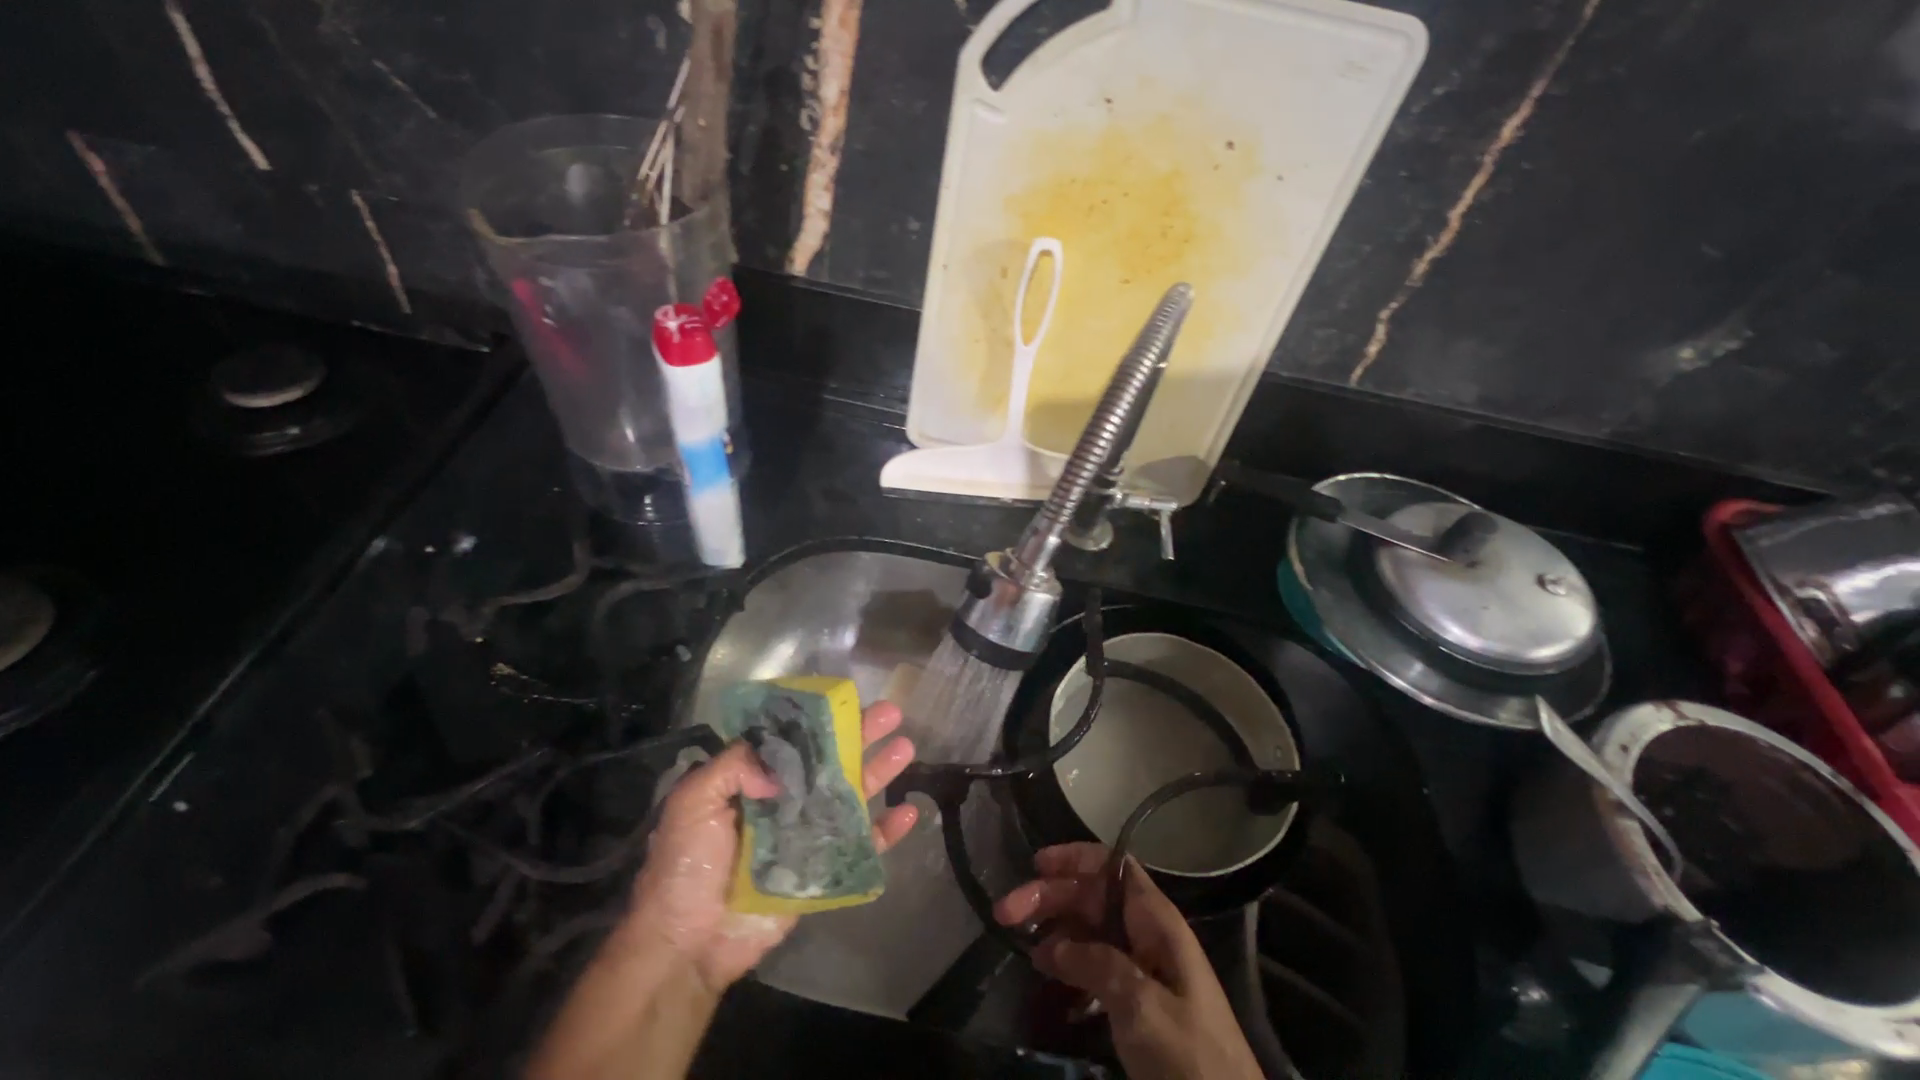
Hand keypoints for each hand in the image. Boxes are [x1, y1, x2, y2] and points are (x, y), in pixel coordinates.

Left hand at [624, 701, 918, 993]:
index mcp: (750, 783)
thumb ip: (735, 766)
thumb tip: (784, 764)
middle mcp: (782, 803)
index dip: (820, 721)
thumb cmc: (685, 866)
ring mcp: (805, 838)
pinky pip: (860, 847)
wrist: (688, 942)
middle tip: (891, 713)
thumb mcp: (693, 801)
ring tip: (905, 747)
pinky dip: (886, 831)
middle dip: (860, 737)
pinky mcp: (822, 873)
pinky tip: (909, 812)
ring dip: (878, 772)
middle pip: (828, 764)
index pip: (792, 743)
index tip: (847, 700)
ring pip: (849, 798)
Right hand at [995, 843, 1262, 1079]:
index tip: (1036, 865)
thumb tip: (1052, 945)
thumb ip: (1098, 965)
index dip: (1076, 859)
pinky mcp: (1138, 1000)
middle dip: (1051, 897)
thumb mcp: (1141, 1006)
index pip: (1114, 868)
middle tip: (1005, 914)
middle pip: (1094, 897)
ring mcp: (1145, 968)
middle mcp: (1149, 935)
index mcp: (1157, 922)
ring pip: (1092, 930)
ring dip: (1056, 930)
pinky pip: (1097, 965)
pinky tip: (1046, 976)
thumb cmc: (1190, 1055)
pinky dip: (1068, 963)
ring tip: (1020, 944)